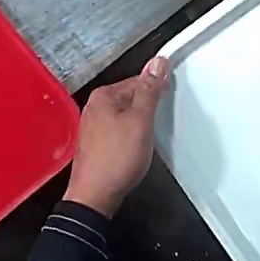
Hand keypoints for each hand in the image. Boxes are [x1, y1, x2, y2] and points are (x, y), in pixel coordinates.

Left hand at [64, 56, 168, 216]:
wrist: (96, 196)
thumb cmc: (114, 161)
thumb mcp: (141, 120)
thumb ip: (150, 90)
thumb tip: (157, 64)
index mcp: (103, 96)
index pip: (138, 80)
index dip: (156, 93)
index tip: (166, 104)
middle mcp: (94, 109)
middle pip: (131, 99)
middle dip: (147, 112)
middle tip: (154, 128)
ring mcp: (93, 128)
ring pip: (126, 118)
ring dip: (139, 127)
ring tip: (144, 142)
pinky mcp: (97, 145)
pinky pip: (119, 134)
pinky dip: (130, 140)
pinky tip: (134, 152)